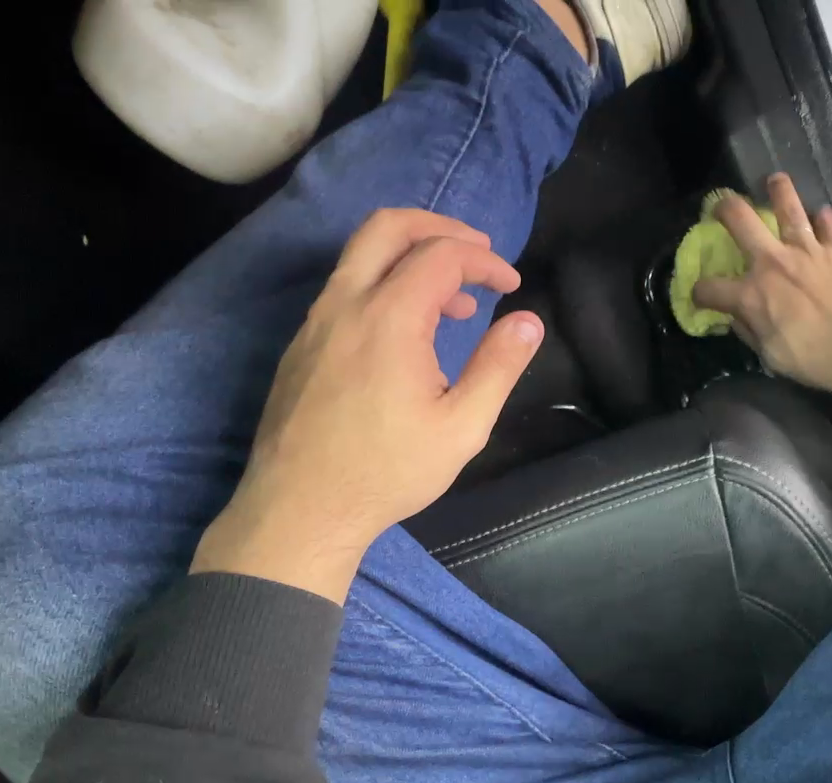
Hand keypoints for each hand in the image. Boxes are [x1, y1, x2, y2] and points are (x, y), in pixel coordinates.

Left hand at [192, 209, 542, 602]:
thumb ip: (498, 367)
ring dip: (412, 257)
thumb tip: (529, 322)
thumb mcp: (462, 427)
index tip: (513, 287)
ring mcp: (316, 321)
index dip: (485, 262)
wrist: (303, 505)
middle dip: (440, 228)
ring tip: (455, 299)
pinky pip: (346, 288)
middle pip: (388, 227)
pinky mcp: (303, 343)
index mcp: (390, 318)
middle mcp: (345, 303)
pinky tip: (410, 332)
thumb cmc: (391, 470)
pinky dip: (386, 284)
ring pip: (361, 255)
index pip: (442, 256)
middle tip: (479, 251)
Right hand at [691, 173, 831, 392]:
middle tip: (721, 207)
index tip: (701, 297)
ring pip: (788, 207)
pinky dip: (824, 220)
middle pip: (740, 220)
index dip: (700, 293)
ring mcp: (809, 250)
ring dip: (779, 191)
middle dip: (724, 209)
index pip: (711, 289)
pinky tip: (822, 216)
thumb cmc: (817, 360)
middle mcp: (774, 263)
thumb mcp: (773, 357)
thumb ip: (751, 333)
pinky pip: (828, 224)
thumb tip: (738, 319)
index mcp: (752, 295)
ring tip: (775, 181)